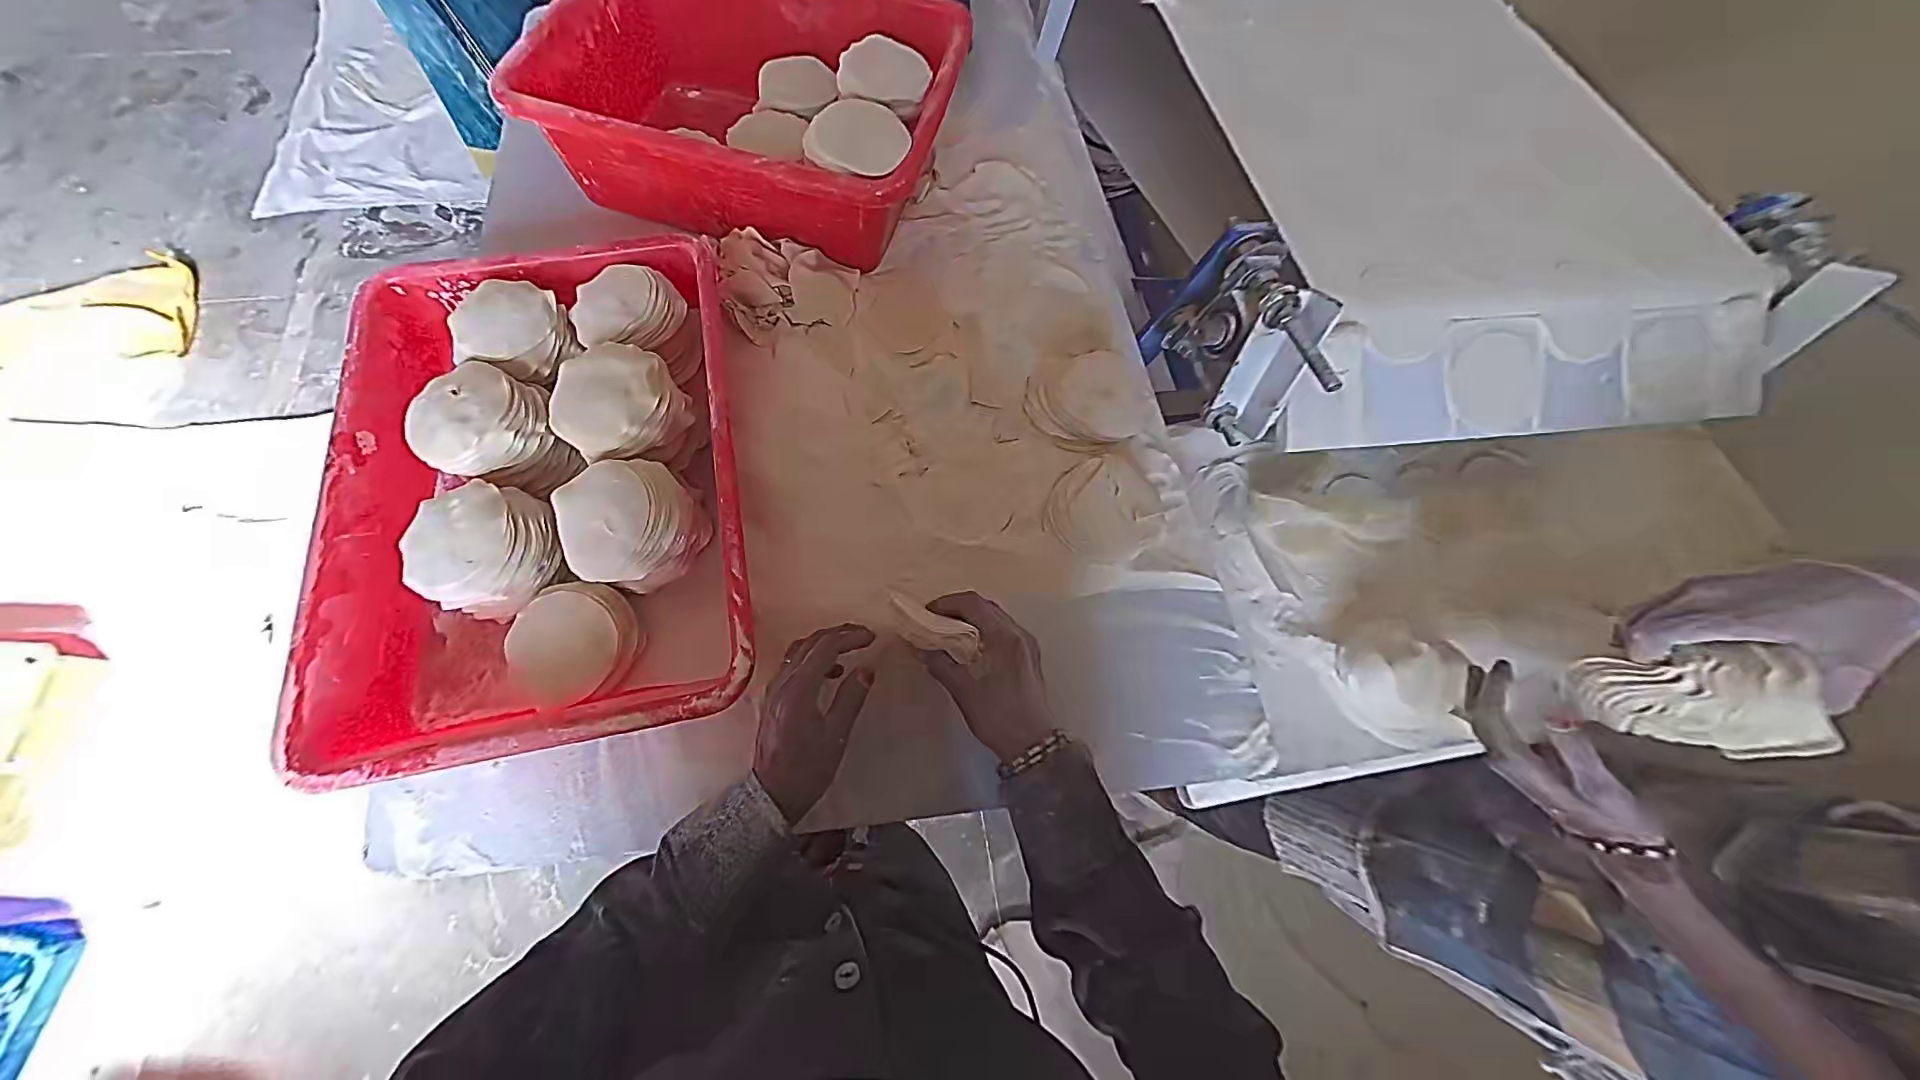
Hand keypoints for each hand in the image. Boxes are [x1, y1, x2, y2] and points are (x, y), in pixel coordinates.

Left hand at [752, 624, 875, 823]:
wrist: (772, 795)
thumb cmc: (807, 769)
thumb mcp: (836, 734)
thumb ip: (851, 697)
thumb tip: (867, 669)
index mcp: (799, 690)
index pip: (825, 647)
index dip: (850, 636)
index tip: (871, 637)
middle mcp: (782, 683)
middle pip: (810, 643)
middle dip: (838, 634)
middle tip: (863, 636)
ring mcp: (774, 689)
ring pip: (799, 650)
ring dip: (824, 643)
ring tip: (849, 649)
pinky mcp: (773, 698)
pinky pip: (793, 664)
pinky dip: (813, 657)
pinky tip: (830, 671)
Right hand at [913, 592, 1055, 762]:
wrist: (1032, 743)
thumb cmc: (997, 716)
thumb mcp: (962, 689)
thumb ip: (938, 662)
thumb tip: (917, 646)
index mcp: (1004, 636)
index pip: (973, 603)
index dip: (946, 603)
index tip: (926, 614)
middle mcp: (1019, 633)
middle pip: (985, 606)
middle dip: (957, 609)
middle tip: (933, 622)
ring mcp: (1027, 644)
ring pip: (996, 617)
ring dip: (971, 619)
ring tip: (948, 633)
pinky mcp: (1029, 656)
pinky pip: (1004, 630)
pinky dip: (984, 630)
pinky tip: (970, 647)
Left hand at [1460, 661, 1671, 880]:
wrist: (1622, 852)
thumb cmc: (1617, 820)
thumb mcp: (1603, 786)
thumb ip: (1577, 752)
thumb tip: (1554, 716)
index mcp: (1520, 767)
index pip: (1490, 722)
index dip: (1492, 692)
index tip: (1503, 667)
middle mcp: (1507, 767)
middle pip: (1479, 722)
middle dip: (1477, 691)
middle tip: (1482, 664)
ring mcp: (1514, 769)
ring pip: (1485, 728)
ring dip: (1482, 700)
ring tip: (1484, 675)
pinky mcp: (1525, 770)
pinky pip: (1498, 734)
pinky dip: (1496, 713)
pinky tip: (1506, 704)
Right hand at [1621, 561, 1919, 712]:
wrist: (1885, 586)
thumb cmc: (1859, 632)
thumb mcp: (1838, 679)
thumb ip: (1795, 704)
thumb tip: (1760, 729)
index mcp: (1727, 619)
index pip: (1650, 632)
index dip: (1637, 658)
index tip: (1648, 677)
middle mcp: (1703, 596)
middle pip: (1635, 619)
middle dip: (1630, 647)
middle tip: (1647, 672)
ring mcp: (1704, 584)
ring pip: (1642, 607)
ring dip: (1639, 631)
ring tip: (1657, 655)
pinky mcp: (1710, 580)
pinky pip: (1661, 600)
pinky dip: (1655, 619)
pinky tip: (1677, 636)